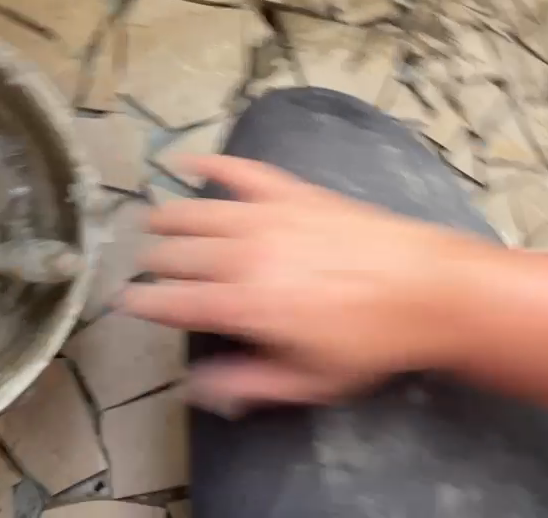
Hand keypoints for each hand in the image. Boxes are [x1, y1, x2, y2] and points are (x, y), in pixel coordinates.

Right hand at [119, 153, 493, 414]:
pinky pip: (237, 170)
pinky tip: (184, 160)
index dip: (143, 300)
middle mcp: (243, 255)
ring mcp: (263, 216)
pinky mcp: (285, 191)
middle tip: (141, 264)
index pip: (175, 300)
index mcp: (245, 304)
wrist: (422, 287)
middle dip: (152, 260)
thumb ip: (247, 382)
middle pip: (178, 253)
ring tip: (150, 221)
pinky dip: (207, 163)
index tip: (125, 300)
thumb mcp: (309, 381)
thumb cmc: (367, 342)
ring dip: (167, 216)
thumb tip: (196, 387)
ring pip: (196, 211)